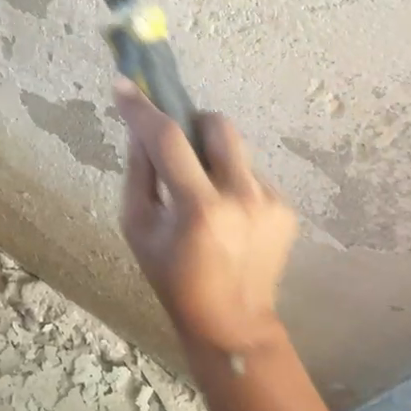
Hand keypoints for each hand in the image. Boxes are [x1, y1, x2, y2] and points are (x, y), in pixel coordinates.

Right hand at [114, 81, 297, 354]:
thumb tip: (138, 126)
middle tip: (177, 147)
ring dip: (212, 158)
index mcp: (199, 207)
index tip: (124, 85)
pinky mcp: (286, 208)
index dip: (142, 108)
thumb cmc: (173, 278)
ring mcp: (270, 201)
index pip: (166, 138)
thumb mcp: (138, 227)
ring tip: (203, 195)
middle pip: (217, 124)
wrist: (232, 325)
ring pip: (235, 149)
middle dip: (192, 124)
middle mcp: (241, 197)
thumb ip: (139, 171)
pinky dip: (231, 183)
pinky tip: (226, 218)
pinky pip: (250, 174)